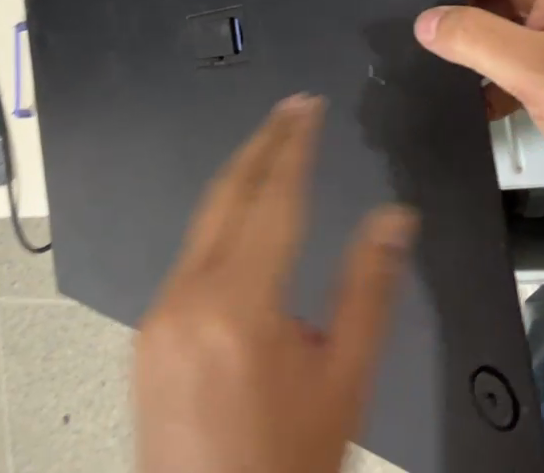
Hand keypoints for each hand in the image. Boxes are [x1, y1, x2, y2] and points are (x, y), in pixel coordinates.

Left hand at [136, 95, 419, 472]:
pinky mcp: (148, 336)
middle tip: (292, 109)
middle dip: (261, 144)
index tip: (307, 107)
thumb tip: (395, 218)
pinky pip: (187, 258)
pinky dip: (220, 222)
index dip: (294, 145)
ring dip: (240, 179)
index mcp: (240, 308)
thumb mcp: (345, 381)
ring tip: (275, 148)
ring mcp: (159, 318)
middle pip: (226, 196)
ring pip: (202, 224)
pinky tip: (242, 216)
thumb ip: (369, 289)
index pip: (273, 199)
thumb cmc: (287, 461)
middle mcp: (188, 301)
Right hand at [414, 0, 543, 218]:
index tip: (410, 6)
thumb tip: (428, 22)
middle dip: (455, 19)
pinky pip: (515, 68)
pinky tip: (469, 105)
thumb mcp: (538, 69)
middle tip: (412, 44)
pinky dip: (492, 83)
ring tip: (430, 73)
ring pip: (499, 35)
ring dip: (472, 55)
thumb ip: (476, 39)